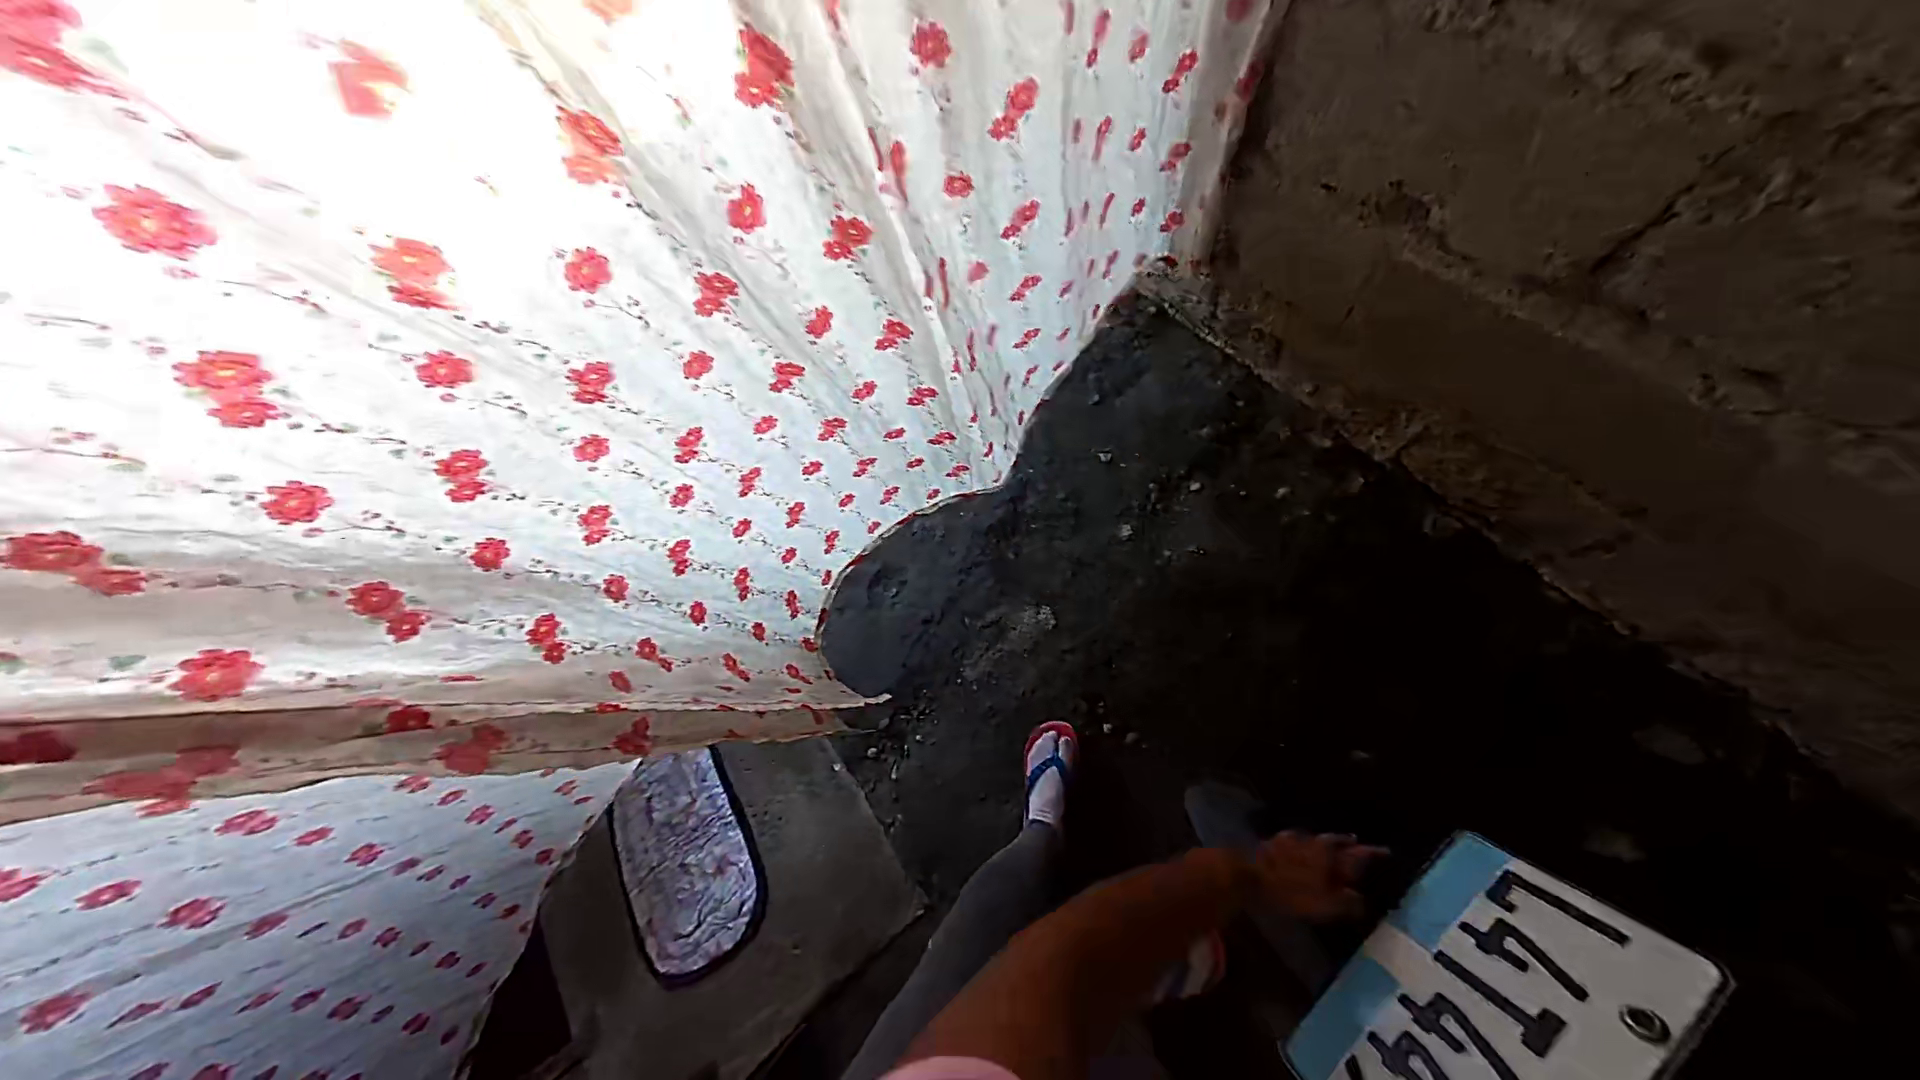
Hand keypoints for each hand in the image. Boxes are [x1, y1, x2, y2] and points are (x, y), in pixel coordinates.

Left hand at [1251, 831, 1387, 920]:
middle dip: (1346, 843)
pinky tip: (1299, 846)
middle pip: (1333, 841)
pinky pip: (1294, 841)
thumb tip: (1360, 898)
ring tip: (1331, 845)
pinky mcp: (1271, 843)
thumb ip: (1346, 902)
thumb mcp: (1324, 904)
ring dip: (1323, 842)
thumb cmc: (1289, 891)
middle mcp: (1310, 841)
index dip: (1371, 853)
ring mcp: (1288, 839)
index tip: (1386, 851)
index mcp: (1327, 853)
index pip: (1356, 853)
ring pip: (1312, 839)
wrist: (1246, 874)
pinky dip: (1302, 844)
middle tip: (1356, 843)